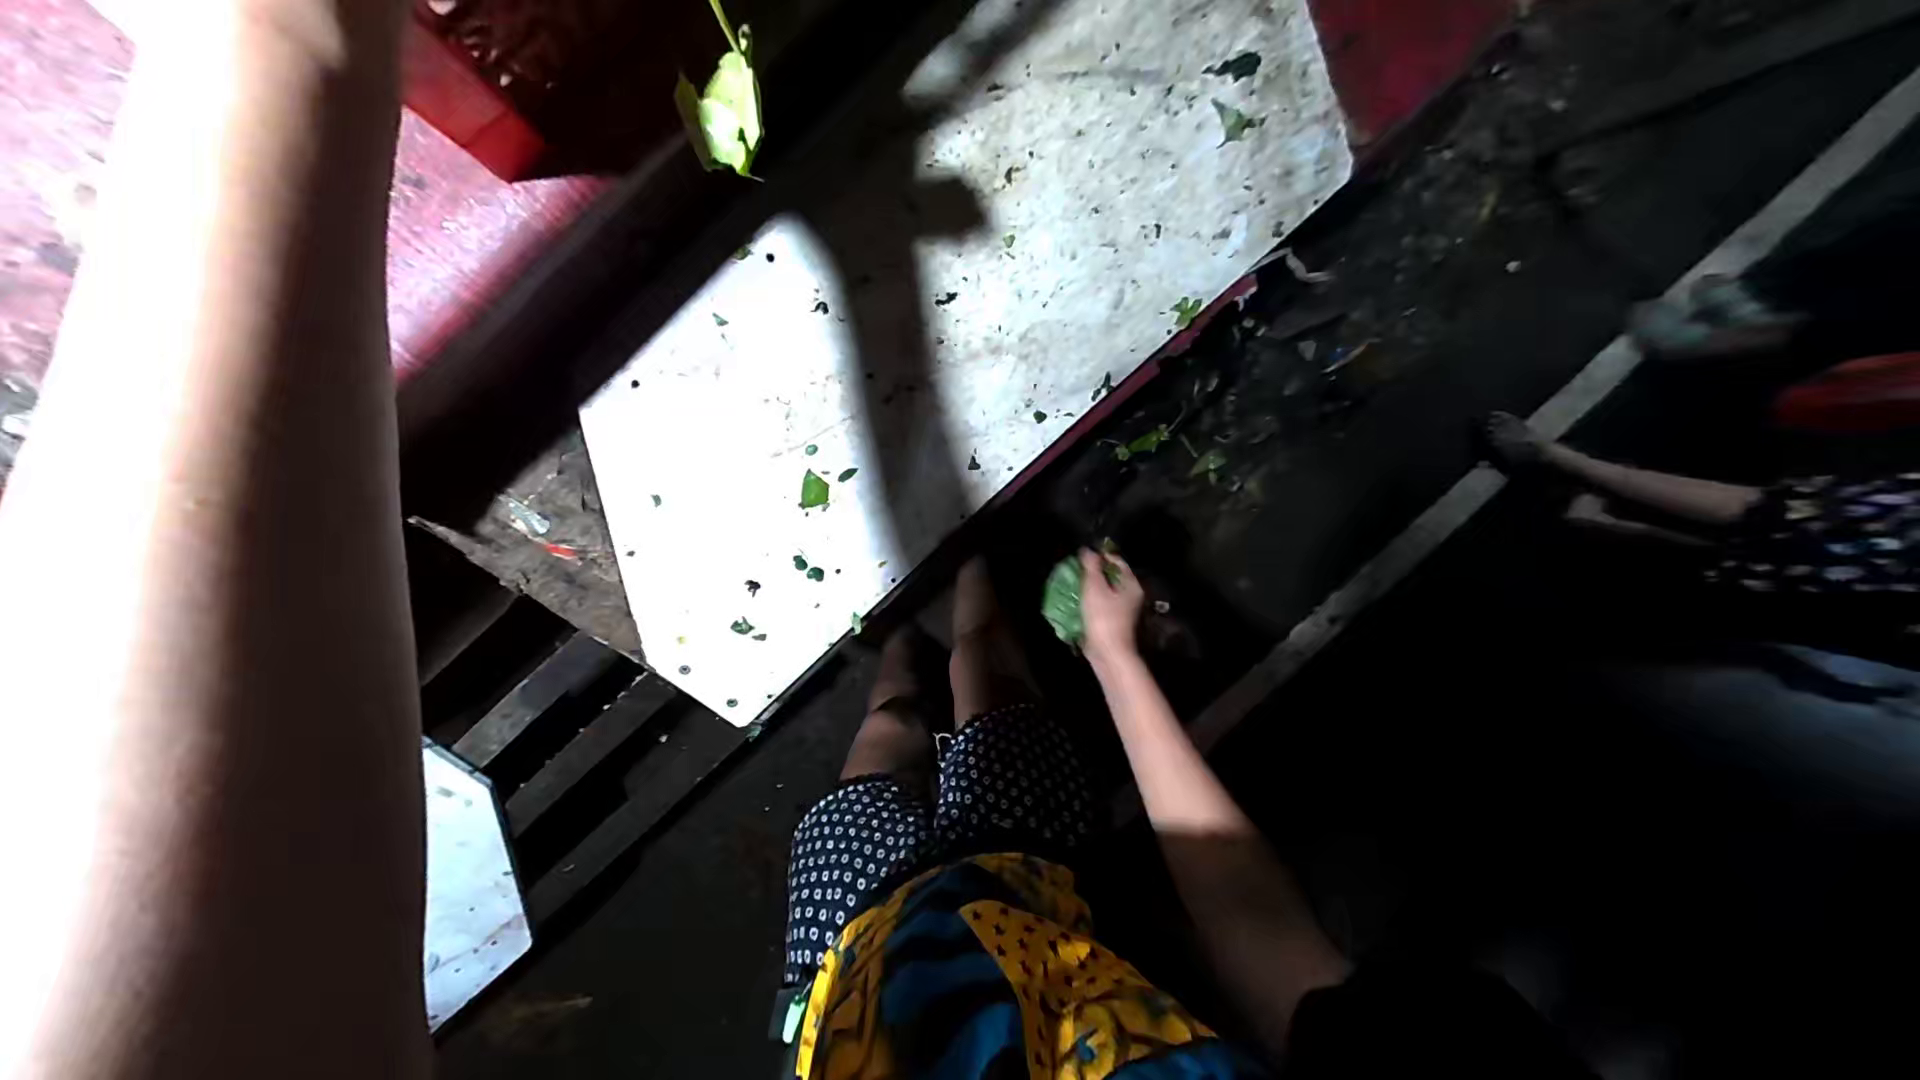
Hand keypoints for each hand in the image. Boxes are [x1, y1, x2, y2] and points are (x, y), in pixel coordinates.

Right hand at [1078, 548, 1142, 662]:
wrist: (1108, 653)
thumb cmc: (1103, 617)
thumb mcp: (1095, 587)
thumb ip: (1091, 566)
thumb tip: (1087, 550)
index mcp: (1131, 585)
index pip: (1117, 562)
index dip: (1101, 556)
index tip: (1083, 555)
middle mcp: (1131, 596)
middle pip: (1112, 576)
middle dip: (1094, 571)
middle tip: (1075, 568)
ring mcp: (1123, 610)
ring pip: (1105, 591)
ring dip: (1090, 587)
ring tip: (1073, 583)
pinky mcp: (1113, 622)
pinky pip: (1101, 605)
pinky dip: (1090, 601)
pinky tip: (1076, 601)